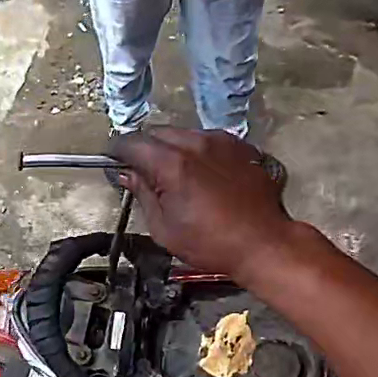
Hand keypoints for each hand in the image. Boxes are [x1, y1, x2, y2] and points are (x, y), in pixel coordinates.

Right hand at [110, 127, 295, 280]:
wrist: (262, 243)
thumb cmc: (211, 243)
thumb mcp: (163, 227)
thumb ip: (143, 194)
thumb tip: (128, 175)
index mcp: (172, 164)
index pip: (132, 143)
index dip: (118, 152)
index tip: (115, 161)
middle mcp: (196, 144)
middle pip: (158, 133)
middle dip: (146, 149)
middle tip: (144, 173)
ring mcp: (222, 142)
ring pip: (184, 134)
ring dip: (173, 149)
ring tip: (176, 176)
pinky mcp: (241, 147)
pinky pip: (210, 141)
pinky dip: (199, 152)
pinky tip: (203, 176)